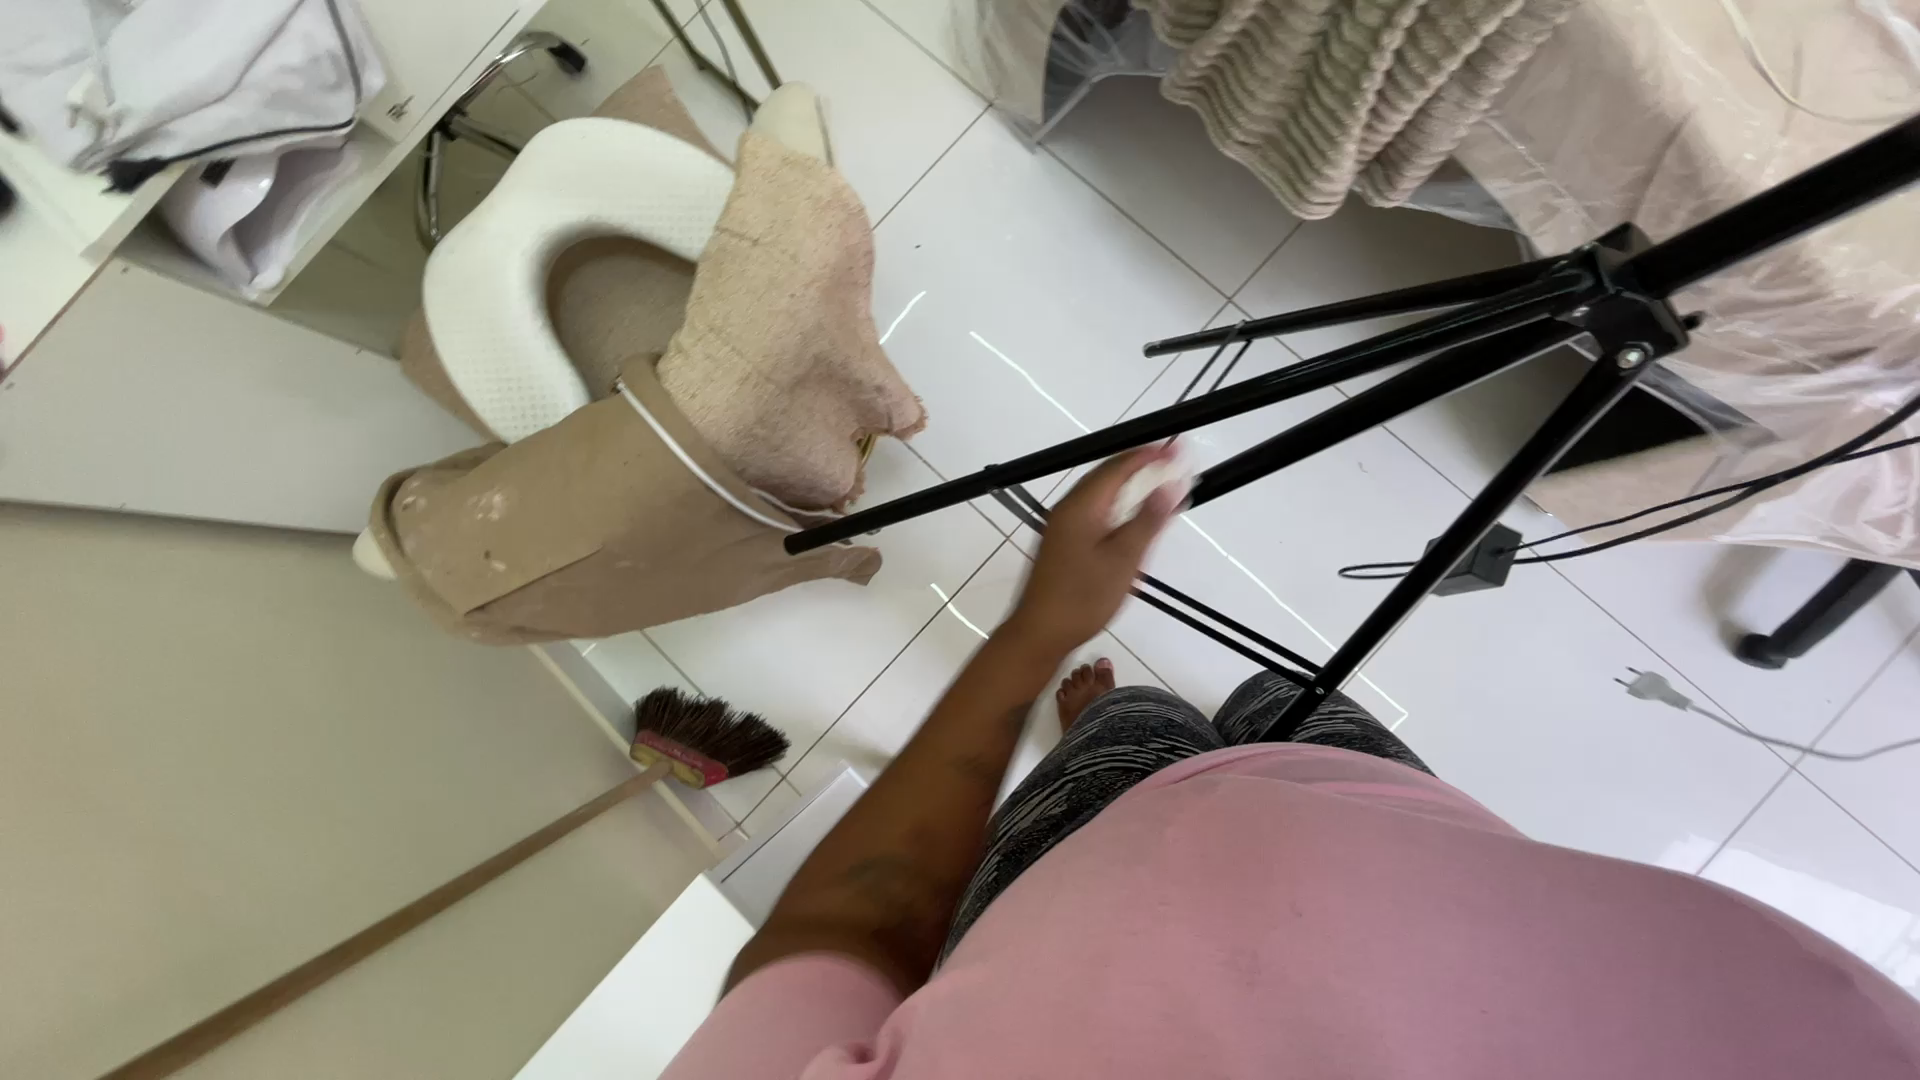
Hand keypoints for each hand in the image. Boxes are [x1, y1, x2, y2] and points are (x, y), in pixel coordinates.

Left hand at [1003, 443, 1184, 655]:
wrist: (1040, 632)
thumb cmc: (1083, 598)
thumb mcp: (1124, 560)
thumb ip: (1148, 520)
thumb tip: (1170, 484)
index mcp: (1081, 507)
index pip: (1118, 467)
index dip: (1150, 455)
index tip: (1179, 448)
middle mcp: (1067, 508)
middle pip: (1106, 475)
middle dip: (1140, 464)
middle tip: (1173, 460)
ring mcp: (1061, 526)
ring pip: (1098, 492)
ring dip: (1128, 483)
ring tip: (1158, 481)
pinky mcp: (1061, 542)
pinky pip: (1092, 509)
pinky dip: (1116, 503)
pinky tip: (1130, 514)